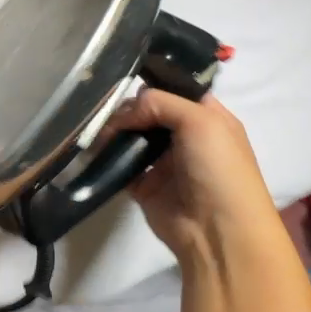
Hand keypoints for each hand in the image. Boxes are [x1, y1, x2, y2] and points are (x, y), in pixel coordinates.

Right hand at [105, 91, 277, 259]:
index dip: (151, 86)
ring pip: (127, 133)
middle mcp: (184, 136)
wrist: (217, 229)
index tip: (122, 81)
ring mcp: (161, 159)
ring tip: (94, 131)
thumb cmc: (219, 170)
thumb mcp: (201, 122)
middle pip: (144, 111)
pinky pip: (116, 161)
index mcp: (207, 119)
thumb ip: (159, 103)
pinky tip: (91, 149)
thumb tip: (124, 113)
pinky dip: (102, 155)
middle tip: (104, 113)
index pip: (174, 91)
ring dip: (109, 131)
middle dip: (123, 109)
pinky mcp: (141, 181)